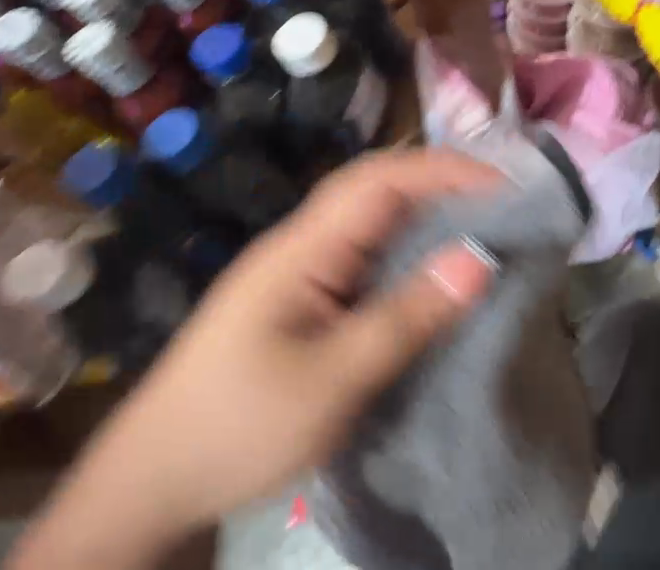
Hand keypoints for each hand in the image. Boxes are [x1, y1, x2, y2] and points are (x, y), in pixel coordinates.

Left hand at [9, 149, 504, 569]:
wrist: (148, 487)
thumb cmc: (236, 428)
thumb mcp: (332, 379)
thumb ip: (407, 316)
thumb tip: (481, 257)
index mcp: (302, 249)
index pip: (381, 180)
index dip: (447, 171)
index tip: (509, 188)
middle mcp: (303, 248)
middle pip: (380, 192)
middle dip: (446, 187)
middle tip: (511, 207)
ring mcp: (302, 277)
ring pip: (376, 228)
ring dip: (432, 222)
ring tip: (491, 235)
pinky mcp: (305, 308)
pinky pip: (369, 265)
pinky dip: (413, 260)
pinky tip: (440, 283)